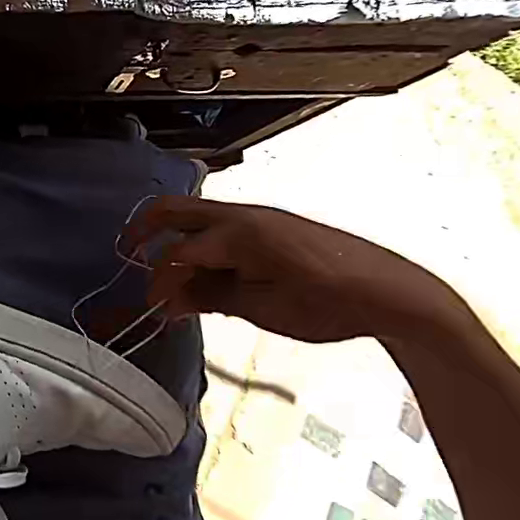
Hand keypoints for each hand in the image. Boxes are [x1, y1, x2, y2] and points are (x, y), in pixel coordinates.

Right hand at [122, 197, 472, 345]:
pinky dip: (197, 243)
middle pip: (172, 209)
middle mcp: (240, 216)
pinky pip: (216, 225)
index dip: (159, 282)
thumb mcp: (263, 309)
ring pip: (193, 214)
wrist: (390, 291)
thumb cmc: (329, 305)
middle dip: (142, 231)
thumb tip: (169, 302)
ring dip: (170, 238)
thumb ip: (211, 298)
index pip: (177, 253)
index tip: (154, 308)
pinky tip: (201, 271)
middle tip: (128, 256)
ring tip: (164, 272)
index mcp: (239, 235)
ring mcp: (254, 216)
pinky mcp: (266, 225)